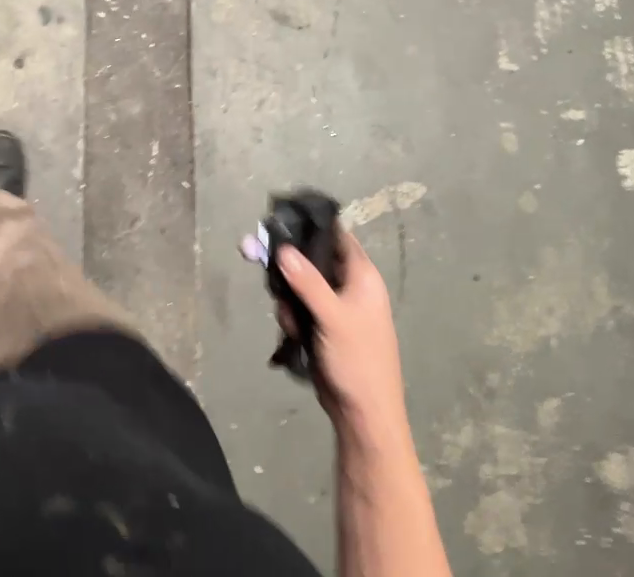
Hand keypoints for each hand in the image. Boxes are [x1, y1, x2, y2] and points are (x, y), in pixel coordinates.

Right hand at [277, 231, 406, 440]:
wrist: (363, 412)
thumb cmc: (358, 360)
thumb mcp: (333, 317)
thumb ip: (308, 282)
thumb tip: (282, 248)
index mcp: (362, 276)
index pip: (336, 235)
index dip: (310, 226)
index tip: (278, 221)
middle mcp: (349, 286)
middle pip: (311, 259)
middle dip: (290, 269)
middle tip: (270, 275)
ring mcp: (336, 306)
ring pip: (300, 285)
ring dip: (289, 299)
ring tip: (290, 320)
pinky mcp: (323, 325)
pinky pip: (300, 307)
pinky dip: (292, 316)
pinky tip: (293, 333)